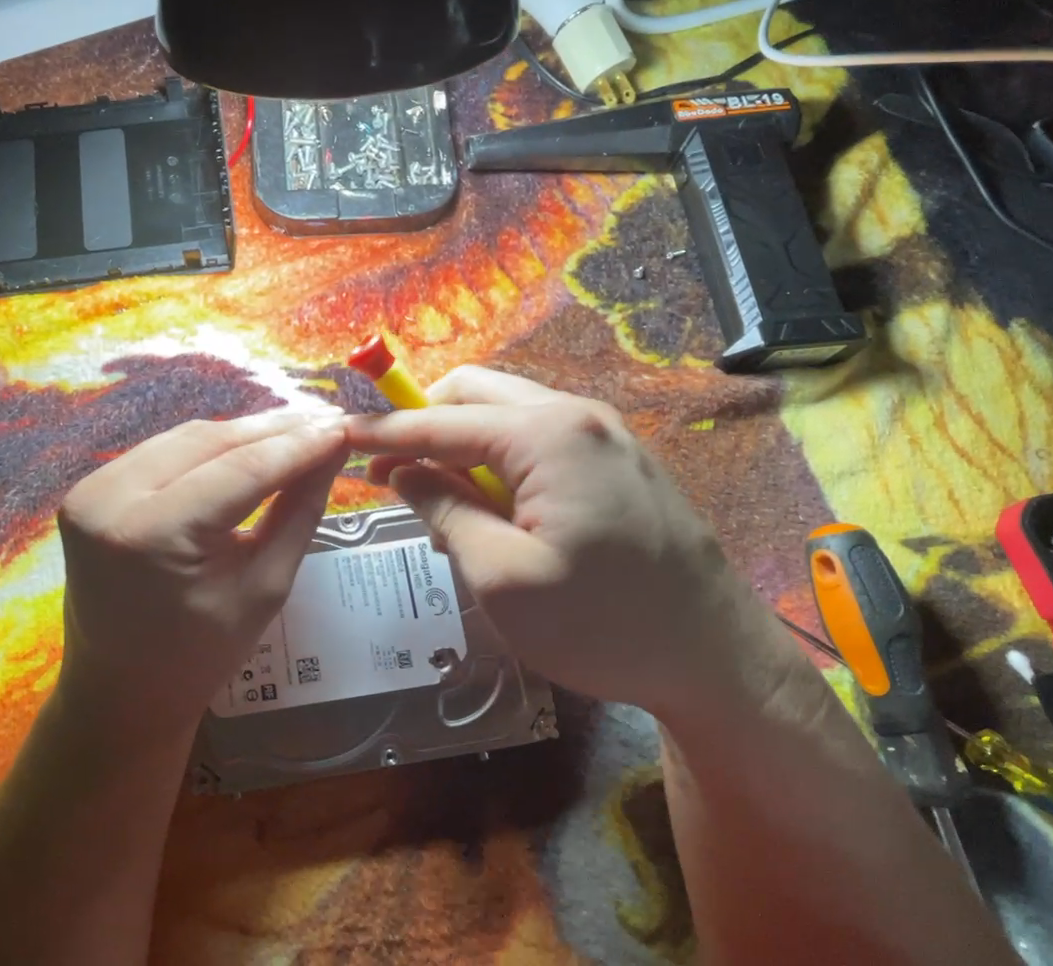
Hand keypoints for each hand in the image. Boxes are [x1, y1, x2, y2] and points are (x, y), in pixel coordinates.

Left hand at [56, 412, 348, 735]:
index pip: (240, 470)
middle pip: (209, 442)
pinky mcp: (90, 487)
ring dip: (243, 433)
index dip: (297, 445)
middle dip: (273, 430)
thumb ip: (298, 510)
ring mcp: (92, 488)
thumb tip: (333, 450)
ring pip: (185, 438)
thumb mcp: (264, 588)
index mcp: (151, 535)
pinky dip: (210, 448)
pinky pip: (163, 451)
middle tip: (328, 420)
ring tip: (297, 429)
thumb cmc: (199, 658)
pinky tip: (249, 446)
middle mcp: (110, 499)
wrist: (121, 689)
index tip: (345, 426)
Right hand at [345, 367, 777, 717]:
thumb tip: (403, 472)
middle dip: (424, 423)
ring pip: (507, 415)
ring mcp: (605, 435)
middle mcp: (579, 416)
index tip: (337, 437)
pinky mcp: (617, 462)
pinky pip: (538, 440)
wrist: (716, 659)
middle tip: (390, 472)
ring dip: (462, 445)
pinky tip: (493, 510)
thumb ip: (445, 511)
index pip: (442, 419)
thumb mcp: (502, 578)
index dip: (383, 430)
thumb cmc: (602, 624)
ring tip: (442, 504)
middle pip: (476, 394)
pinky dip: (498, 460)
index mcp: (549, 434)